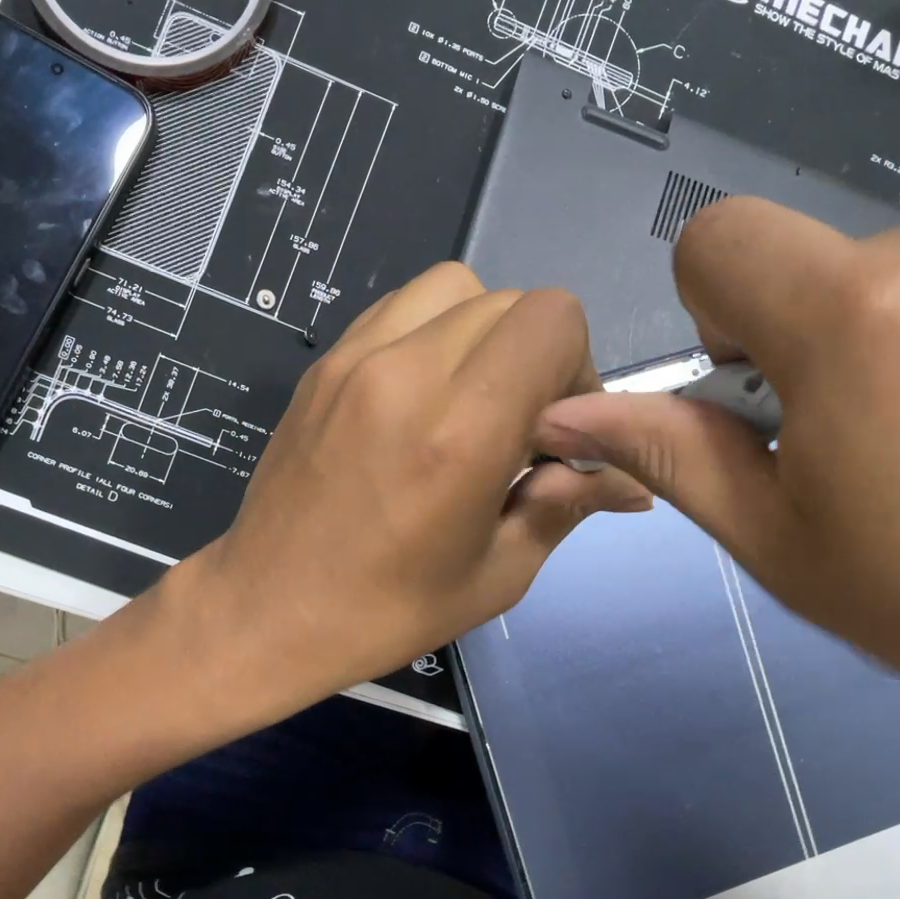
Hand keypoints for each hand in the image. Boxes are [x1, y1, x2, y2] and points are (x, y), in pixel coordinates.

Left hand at [184, 263, 650, 712]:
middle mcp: (407, 373)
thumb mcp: (496, 575)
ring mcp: (354, 360)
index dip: (575, 365)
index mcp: (461, 431)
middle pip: (510, 301)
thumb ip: (567, 506)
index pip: (552, 319)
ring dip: (481, 331)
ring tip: (468, 400)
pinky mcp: (322, 364)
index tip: (556, 428)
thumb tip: (632, 479)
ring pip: (453, 288)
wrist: (266, 609)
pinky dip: (429, 331)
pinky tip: (419, 395)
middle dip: (535, 355)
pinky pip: (397, 308)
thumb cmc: (386, 610)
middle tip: (515, 426)